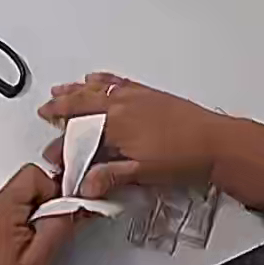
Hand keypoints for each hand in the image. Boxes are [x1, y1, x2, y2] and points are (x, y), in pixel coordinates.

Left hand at [0, 163, 80, 264]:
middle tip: (56, 227)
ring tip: (43, 239)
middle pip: (32, 183)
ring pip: (27, 196)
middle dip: (51, 201)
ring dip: (42, 212)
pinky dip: (32, 220)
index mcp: (2, 207)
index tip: (67, 210)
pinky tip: (35, 242)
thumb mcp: (43, 254)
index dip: (57, 190)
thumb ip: (63, 222)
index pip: (36, 175)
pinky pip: (19, 210)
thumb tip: (78, 202)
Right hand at [38, 73, 263, 209]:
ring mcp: (136, 97)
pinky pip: (118, 82)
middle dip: (61, 107)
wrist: (217, 143)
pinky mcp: (149, 94)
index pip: (79, 134)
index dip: (63, 146)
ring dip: (76, 90)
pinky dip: (103, 80)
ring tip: (60, 90)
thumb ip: (110, 177)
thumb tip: (85, 186)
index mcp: (116, 124)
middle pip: (83, 103)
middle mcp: (123, 105)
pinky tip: (97, 78)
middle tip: (46, 111)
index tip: (54, 157)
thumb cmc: (184, 157)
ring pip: (97, 89)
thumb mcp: (142, 173)